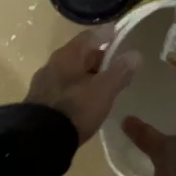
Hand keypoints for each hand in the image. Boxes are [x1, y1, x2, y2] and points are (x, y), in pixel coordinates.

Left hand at [25, 26, 141, 143]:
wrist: (39, 141)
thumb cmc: (75, 108)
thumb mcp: (104, 90)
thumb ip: (120, 71)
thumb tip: (136, 54)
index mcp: (69, 54)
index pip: (91, 36)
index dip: (107, 34)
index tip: (119, 35)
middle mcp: (53, 63)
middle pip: (80, 53)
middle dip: (98, 57)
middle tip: (115, 64)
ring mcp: (44, 83)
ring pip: (71, 71)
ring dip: (86, 74)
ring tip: (102, 85)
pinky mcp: (39, 103)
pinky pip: (63, 87)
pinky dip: (76, 89)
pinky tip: (84, 101)